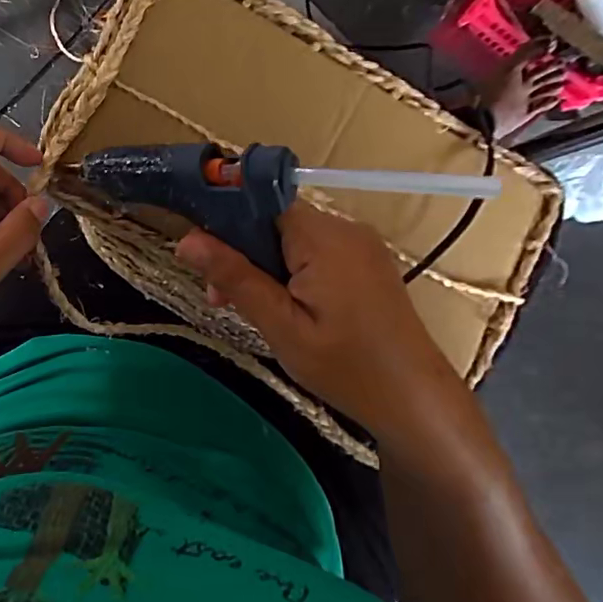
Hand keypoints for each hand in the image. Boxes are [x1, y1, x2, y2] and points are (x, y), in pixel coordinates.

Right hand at [175, 202, 472, 448]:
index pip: (260, 201)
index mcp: (324, 237)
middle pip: (273, 219)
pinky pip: (313, 251)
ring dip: (262, 266)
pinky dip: (289, 272)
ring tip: (251, 310)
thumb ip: (235, 277)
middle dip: (241, 253)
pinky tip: (283, 307)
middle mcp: (344, 228)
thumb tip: (187, 239)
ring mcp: (359, 244)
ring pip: (291, 237)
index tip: (201, 257)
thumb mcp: (281, 326)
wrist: (416, 400)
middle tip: (221, 300)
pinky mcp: (365, 262)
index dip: (225, 220)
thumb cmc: (346, 367)